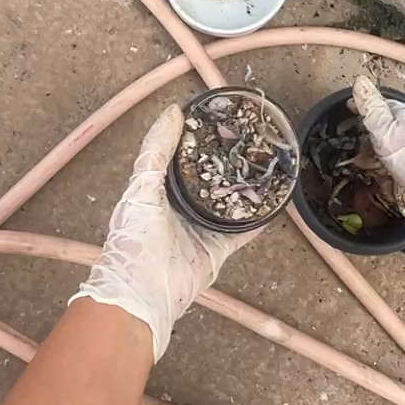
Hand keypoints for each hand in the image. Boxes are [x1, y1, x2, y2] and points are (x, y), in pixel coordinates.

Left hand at [70, 105, 263, 359]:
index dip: (196, 140)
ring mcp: (201, 229)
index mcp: (159, 191)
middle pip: (208, 180)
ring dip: (244, 189)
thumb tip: (173, 113)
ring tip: (263, 167)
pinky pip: (242, 232)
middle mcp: (181, 209)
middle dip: (225, 164)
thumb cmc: (133, 239)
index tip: (215, 120)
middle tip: (248, 142)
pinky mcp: (218, 249)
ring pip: (228, 204)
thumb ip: (156, 150)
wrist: (143, 292)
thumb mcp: (141, 185)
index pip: (181, 158)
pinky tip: (271, 204)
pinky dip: (257, 220)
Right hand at [350, 76, 404, 205]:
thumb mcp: (383, 128)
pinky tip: (397, 167)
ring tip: (376, 156)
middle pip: (395, 122)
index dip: (367, 107)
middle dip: (379, 127)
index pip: (383, 103)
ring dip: (390, 144)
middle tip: (364, 136)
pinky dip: (400, 158)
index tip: (353, 109)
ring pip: (403, 139)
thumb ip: (372, 106)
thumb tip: (361, 82)